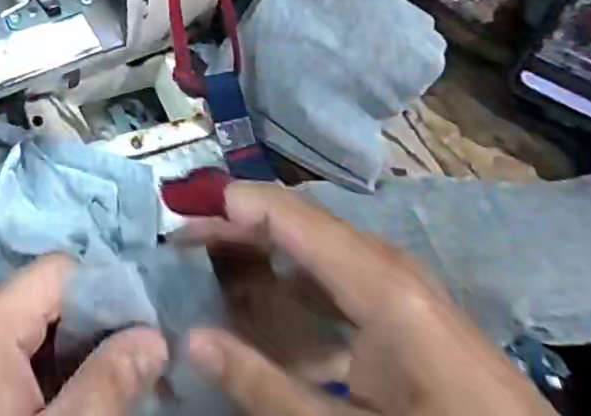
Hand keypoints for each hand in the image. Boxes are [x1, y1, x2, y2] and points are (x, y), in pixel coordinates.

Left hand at [0, 254, 168, 415]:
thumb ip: (109, 380)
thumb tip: (154, 337)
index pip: (63, 270)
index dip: (109, 295)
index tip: (149, 334)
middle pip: (51, 293)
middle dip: (98, 325)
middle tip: (142, 365)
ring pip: (39, 322)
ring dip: (80, 349)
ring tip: (119, 383)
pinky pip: (20, 347)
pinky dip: (54, 365)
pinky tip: (80, 397)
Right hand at [178, 183, 553, 415]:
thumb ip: (264, 387)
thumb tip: (189, 338)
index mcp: (379, 284)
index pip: (288, 213)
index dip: (228, 204)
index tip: (176, 214)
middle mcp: (390, 270)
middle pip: (297, 223)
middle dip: (236, 227)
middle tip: (180, 241)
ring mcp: (407, 292)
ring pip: (317, 249)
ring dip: (263, 253)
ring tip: (211, 264)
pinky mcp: (414, 319)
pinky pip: (339, 278)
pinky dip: (295, 282)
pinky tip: (271, 311)